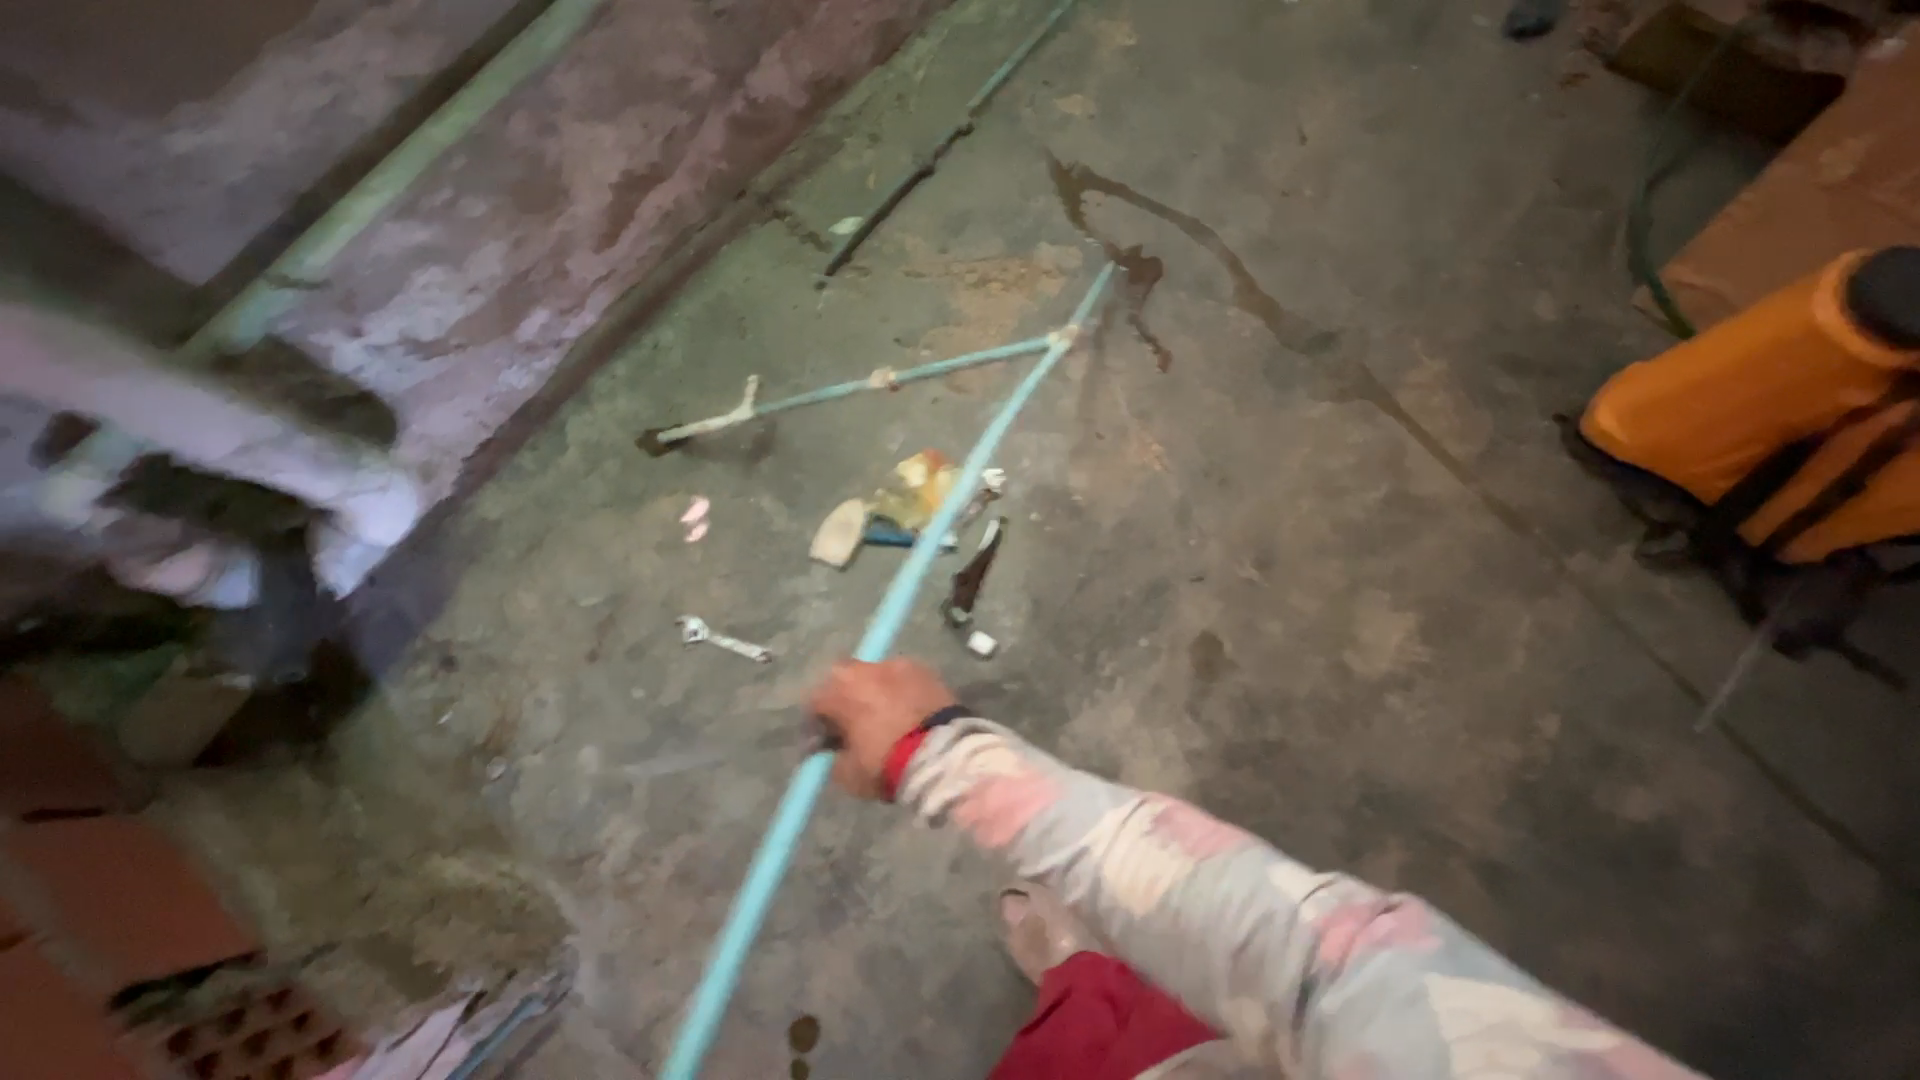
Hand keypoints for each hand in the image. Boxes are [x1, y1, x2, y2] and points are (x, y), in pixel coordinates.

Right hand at [810, 657, 956, 798]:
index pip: (814, 703)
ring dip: (874, 693)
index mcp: (838, 690)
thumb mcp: (847, 774)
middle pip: (844, 680)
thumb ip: (832, 759)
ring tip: (886, 718)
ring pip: (876, 676)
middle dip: (844, 700)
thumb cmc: (887, 763)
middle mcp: (864, 669)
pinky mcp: (925, 670)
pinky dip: (901, 692)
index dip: (816, 726)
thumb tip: (833, 752)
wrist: (942, 754)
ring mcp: (897, 665)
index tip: (825, 745)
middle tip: (853, 726)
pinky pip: (903, 680)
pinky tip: (908, 713)